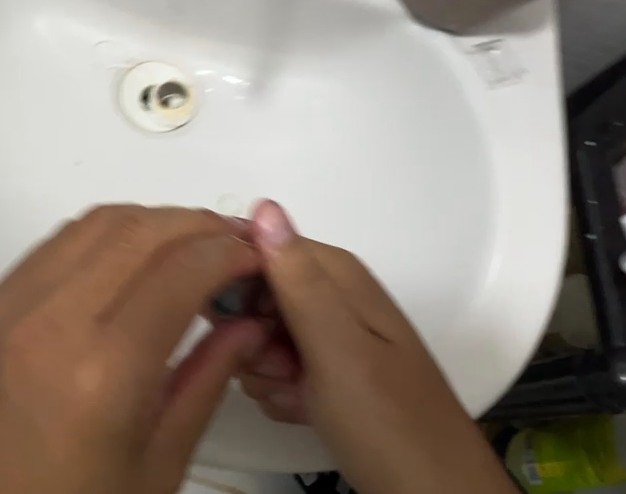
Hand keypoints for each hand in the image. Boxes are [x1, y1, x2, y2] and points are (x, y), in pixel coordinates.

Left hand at [0, 206, 268, 493]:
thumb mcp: (159, 463)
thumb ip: (208, 379)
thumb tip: (247, 321)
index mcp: (102, 372)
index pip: (179, 271)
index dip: (227, 251)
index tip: (254, 255)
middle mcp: (53, 320)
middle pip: (140, 230)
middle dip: (196, 224)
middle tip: (231, 242)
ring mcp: (17, 302)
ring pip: (100, 220)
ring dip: (153, 220)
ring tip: (189, 246)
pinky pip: (62, 237)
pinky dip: (108, 232)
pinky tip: (133, 256)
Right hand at [237, 200, 513, 493]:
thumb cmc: (388, 422)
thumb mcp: (337, 347)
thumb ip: (297, 278)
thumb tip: (265, 204)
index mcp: (336, 273)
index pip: (259, 246)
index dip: (237, 282)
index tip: (237, 323)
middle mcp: (333, 294)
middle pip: (257, 292)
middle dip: (251, 333)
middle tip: (275, 367)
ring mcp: (331, 335)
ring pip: (262, 333)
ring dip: (263, 368)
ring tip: (293, 394)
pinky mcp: (328, 373)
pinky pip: (278, 367)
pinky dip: (279, 390)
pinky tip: (299, 408)